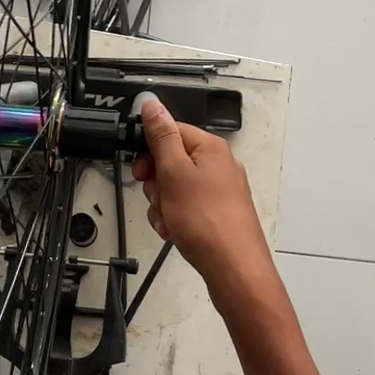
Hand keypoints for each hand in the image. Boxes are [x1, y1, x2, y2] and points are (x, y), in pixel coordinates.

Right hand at [131, 97, 273, 301]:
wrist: (234, 270)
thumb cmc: (205, 219)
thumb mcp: (174, 172)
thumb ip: (161, 136)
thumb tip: (152, 104)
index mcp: (210, 147)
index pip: (171, 131)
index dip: (150, 150)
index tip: (139, 170)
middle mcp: (219, 165)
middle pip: (172, 160)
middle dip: (157, 182)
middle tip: (157, 198)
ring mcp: (221, 191)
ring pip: (176, 187)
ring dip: (163, 204)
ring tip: (168, 220)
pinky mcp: (219, 214)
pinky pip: (187, 207)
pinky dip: (175, 218)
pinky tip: (175, 232)